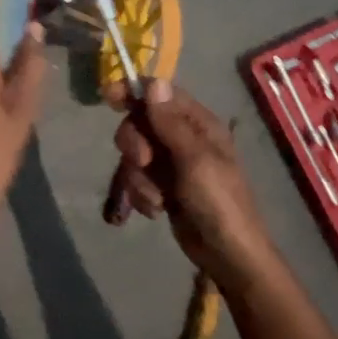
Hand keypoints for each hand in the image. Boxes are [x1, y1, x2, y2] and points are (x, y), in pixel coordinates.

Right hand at [107, 80, 275, 288]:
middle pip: (139, 123)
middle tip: (144, 162)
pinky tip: (157, 210)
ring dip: (139, 178)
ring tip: (157, 199)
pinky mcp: (163, 186)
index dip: (133, 91)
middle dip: (134, 145)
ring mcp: (172, 163)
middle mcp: (183, 137)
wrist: (228, 256)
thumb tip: (154, 82)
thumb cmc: (218, 202)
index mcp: (198, 123)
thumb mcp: (195, 159)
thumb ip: (171, 122)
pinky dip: (142, 194)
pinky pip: (137, 179)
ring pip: (134, 154)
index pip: (159, 93)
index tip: (109, 99)